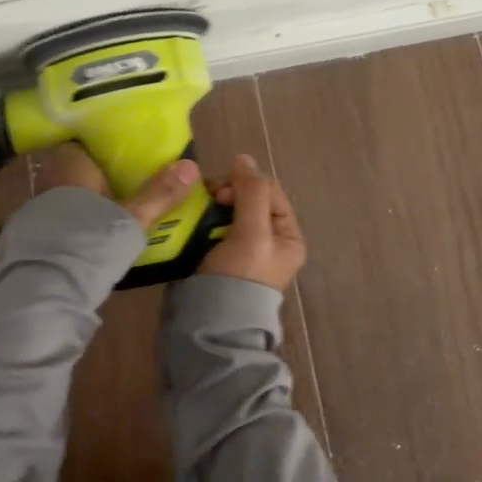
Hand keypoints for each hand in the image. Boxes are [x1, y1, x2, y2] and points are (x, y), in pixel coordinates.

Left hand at [40, 142, 199, 229]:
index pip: (87, 142)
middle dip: (98, 177)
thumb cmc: (90, 240)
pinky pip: (58, 218)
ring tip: (113, 212)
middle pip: (78, 168)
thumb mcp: (132, 218)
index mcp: (72, 162)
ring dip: (85, 202)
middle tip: (126, 184)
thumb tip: (191, 165)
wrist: (44, 283)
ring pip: (67, 195)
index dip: (106, 147)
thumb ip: (159, 193)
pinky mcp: (31, 232)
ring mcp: (38, 205)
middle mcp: (52, 176)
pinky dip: (73, 223)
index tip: (126, 154)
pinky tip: (90, 236)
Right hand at [200, 154, 305, 290]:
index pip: (268, 190)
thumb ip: (251, 193)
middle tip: (207, 199)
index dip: (243, 183)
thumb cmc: (239, 276)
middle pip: (248, 197)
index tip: (219, 193)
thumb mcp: (252, 233)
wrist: (211, 323)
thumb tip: (244, 158)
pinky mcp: (220, 253)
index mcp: (288, 236)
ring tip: (196, 208)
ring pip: (229, 207)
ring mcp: (244, 247)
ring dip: (212, 203)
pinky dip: (204, 216)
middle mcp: (270, 239)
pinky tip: (193, 218)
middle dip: (226, 192)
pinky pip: (214, 222)